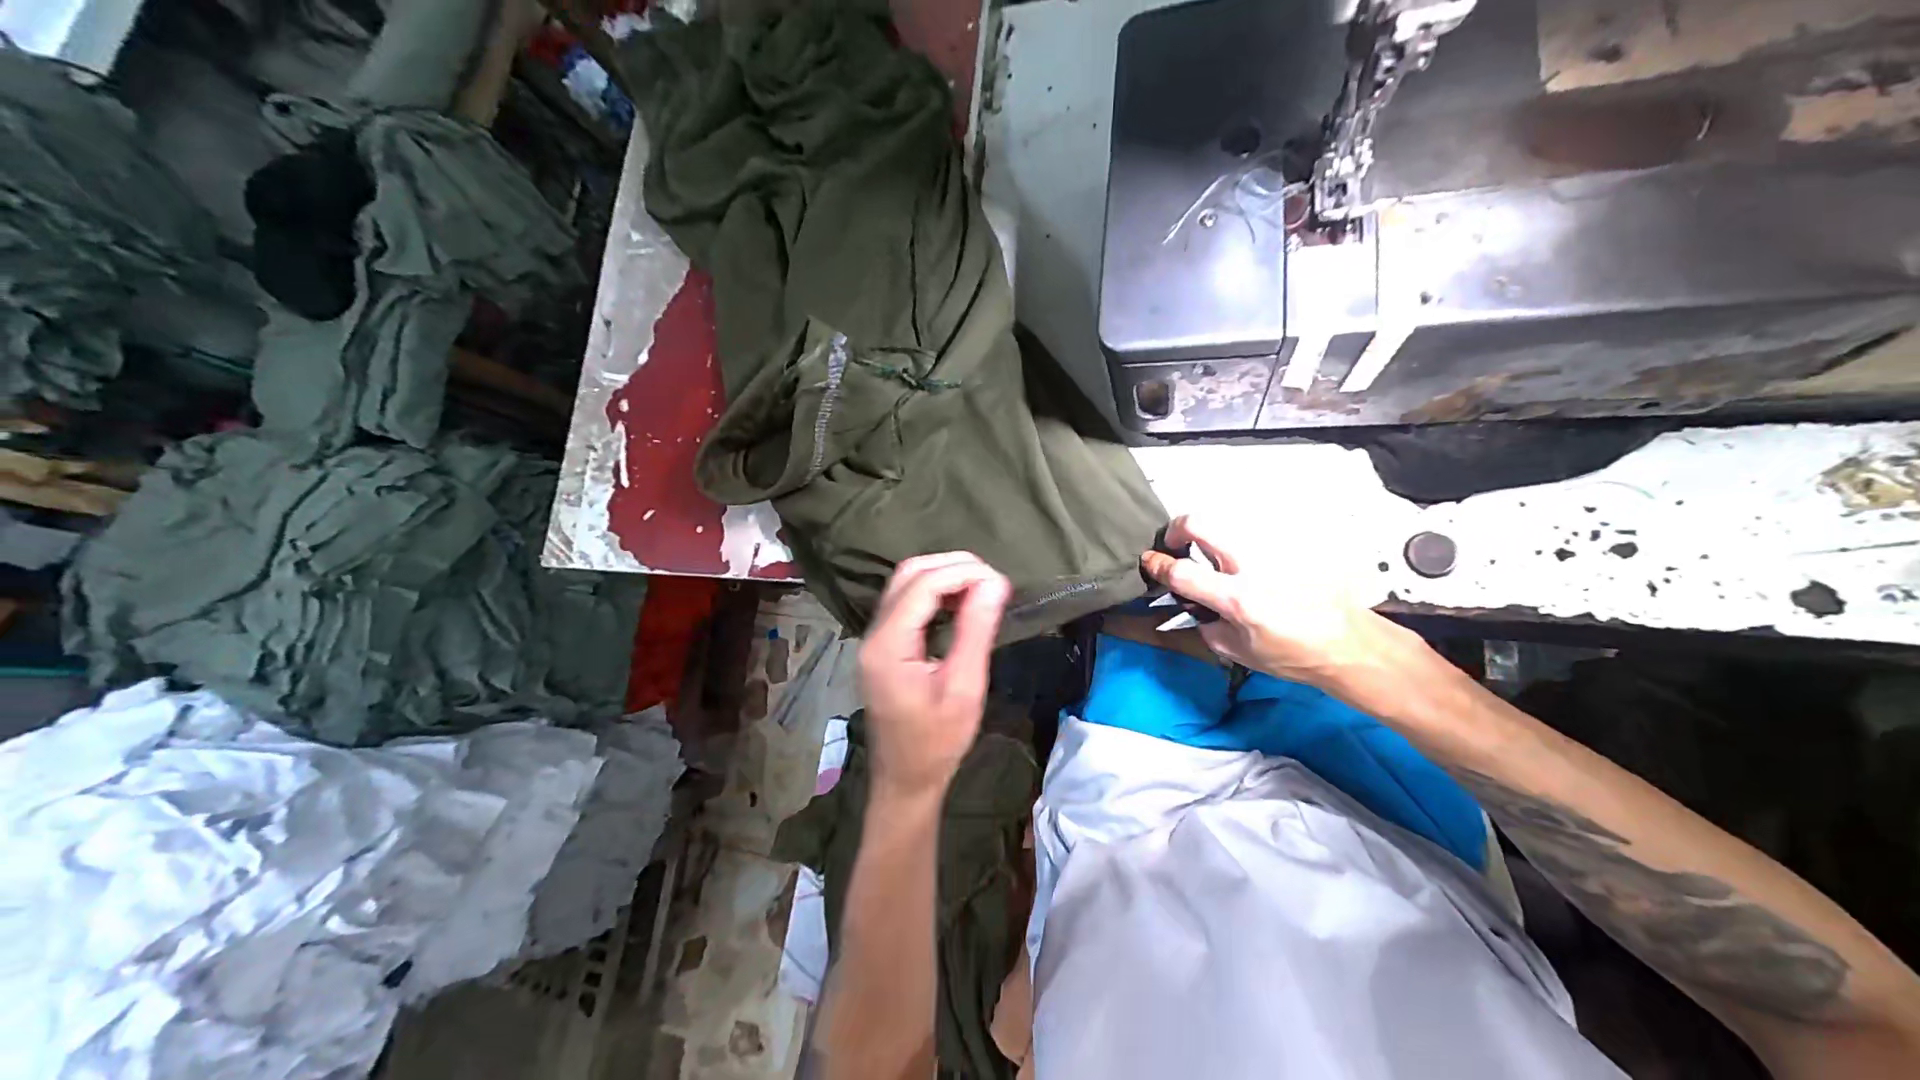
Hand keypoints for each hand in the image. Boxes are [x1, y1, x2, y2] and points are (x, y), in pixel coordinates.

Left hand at [858, 552, 1009, 799]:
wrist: (906, 779)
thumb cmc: (937, 742)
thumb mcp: (964, 687)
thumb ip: (976, 630)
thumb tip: (995, 583)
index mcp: (888, 644)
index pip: (923, 585)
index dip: (962, 572)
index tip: (1000, 581)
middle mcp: (874, 634)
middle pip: (909, 575)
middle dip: (952, 566)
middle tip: (992, 578)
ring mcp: (875, 639)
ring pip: (905, 584)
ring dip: (943, 576)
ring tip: (981, 586)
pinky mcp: (883, 646)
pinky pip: (906, 602)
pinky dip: (934, 592)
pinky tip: (960, 602)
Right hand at [1139, 515, 1438, 709]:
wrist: (1349, 645)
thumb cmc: (1293, 655)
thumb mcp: (1237, 651)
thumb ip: (1206, 622)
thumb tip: (1191, 603)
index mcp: (1238, 599)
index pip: (1182, 572)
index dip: (1157, 564)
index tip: (1150, 561)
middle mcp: (1254, 568)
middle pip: (1200, 523)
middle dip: (1178, 528)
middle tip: (1176, 544)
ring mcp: (1274, 551)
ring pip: (1227, 521)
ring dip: (1211, 536)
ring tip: (1214, 556)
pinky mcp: (1292, 545)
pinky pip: (1255, 532)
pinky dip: (1241, 543)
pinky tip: (1248, 563)